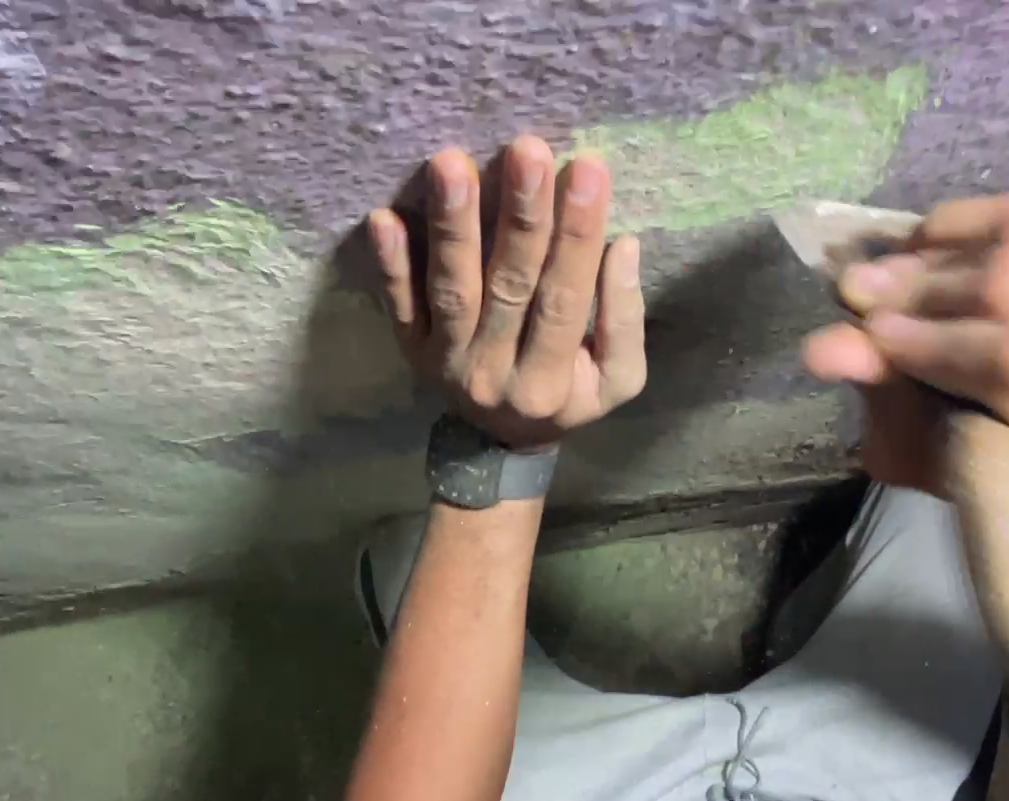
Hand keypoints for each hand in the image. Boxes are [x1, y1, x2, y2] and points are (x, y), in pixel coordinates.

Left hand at [366, 136, 646, 448]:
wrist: (502, 441)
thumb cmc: (567, 398)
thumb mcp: (615, 382)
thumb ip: (625, 323)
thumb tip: (623, 247)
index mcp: (548, 382)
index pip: (565, 300)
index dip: (577, 238)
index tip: (588, 170)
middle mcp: (493, 374)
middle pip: (508, 288)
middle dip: (521, 219)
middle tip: (527, 151)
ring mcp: (445, 361)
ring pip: (452, 291)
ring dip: (452, 228)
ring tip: (452, 165)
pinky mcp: (411, 348)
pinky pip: (398, 306)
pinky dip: (391, 264)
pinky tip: (384, 219)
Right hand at [802, 194, 1008, 487]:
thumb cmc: (978, 464)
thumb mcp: (919, 449)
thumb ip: (883, 394)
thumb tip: (819, 349)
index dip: (929, 337)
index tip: (863, 330)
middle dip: (923, 286)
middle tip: (860, 290)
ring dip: (945, 248)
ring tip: (894, 267)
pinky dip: (978, 224)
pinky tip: (938, 248)